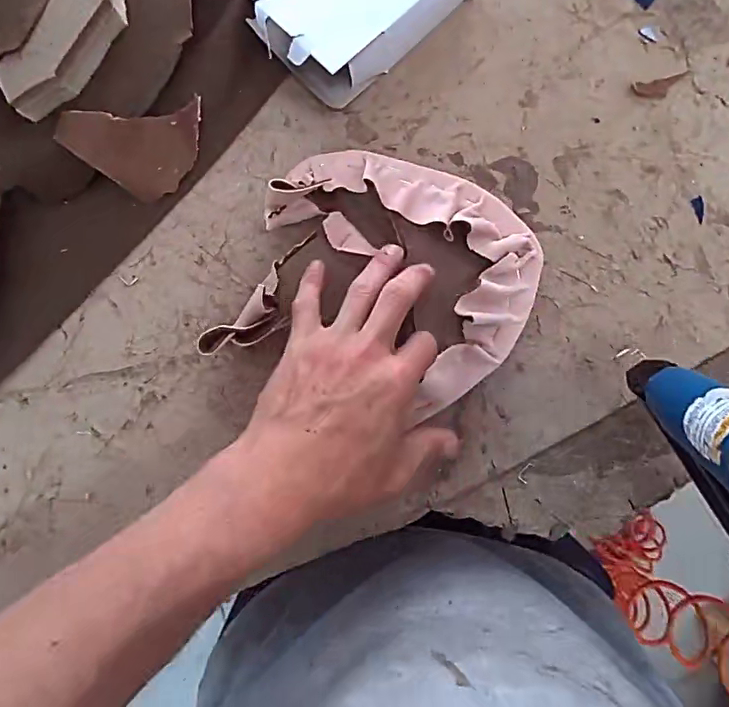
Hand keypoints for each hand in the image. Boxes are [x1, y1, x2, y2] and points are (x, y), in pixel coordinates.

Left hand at [206, 246, 459, 540]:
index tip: (426, 353)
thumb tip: (452, 442)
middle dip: (415, 279)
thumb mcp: (394, 472)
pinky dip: (312, 283)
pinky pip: (308, 306)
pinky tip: (317, 266)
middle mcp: (370, 351)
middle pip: (399, 300)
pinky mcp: (301, 345)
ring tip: (389, 251)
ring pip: (361, 292)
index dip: (430, 346)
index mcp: (398, 380)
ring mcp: (334, 343)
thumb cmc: (339, 478)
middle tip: (423, 268)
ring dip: (378, 267)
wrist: (277, 477)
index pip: (426, 345)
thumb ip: (426, 449)